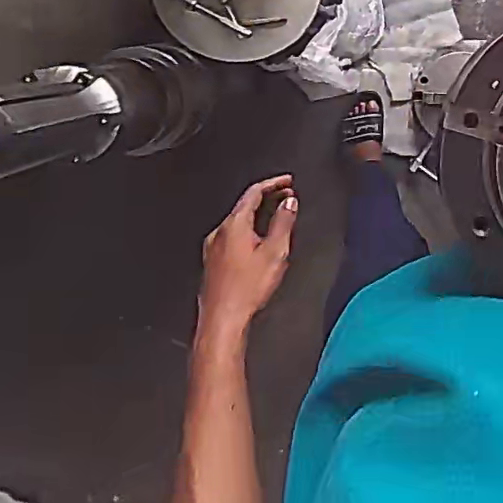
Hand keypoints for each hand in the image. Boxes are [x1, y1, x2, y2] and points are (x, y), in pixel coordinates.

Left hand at [198, 175, 296, 344]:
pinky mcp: (212, 261)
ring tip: (277, 215)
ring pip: (238, 220)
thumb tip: (289, 202)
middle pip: (245, 204)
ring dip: (258, 213)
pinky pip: (232, 234)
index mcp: (234, 225)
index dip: (273, 182)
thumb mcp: (275, 252)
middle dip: (268, 197)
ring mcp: (213, 247)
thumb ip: (284, 222)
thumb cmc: (247, 289)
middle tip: (287, 195)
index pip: (254, 192)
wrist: (221, 321)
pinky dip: (248, 228)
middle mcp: (220, 232)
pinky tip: (258, 240)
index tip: (287, 180)